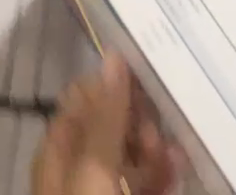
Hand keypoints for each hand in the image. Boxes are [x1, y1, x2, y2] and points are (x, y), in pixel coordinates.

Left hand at [34, 57, 181, 194]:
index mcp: (59, 145)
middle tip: (157, 134)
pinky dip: (160, 172)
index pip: (87, 95)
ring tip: (174, 156)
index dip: (117, 87)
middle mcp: (77, 161)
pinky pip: (142, 178)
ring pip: (132, 152)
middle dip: (142, 121)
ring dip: (156, 148)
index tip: (146, 86)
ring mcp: (99, 185)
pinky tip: (176, 171)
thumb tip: (114, 53)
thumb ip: (107, 114)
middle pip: (114, 122)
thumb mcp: (95, 166)